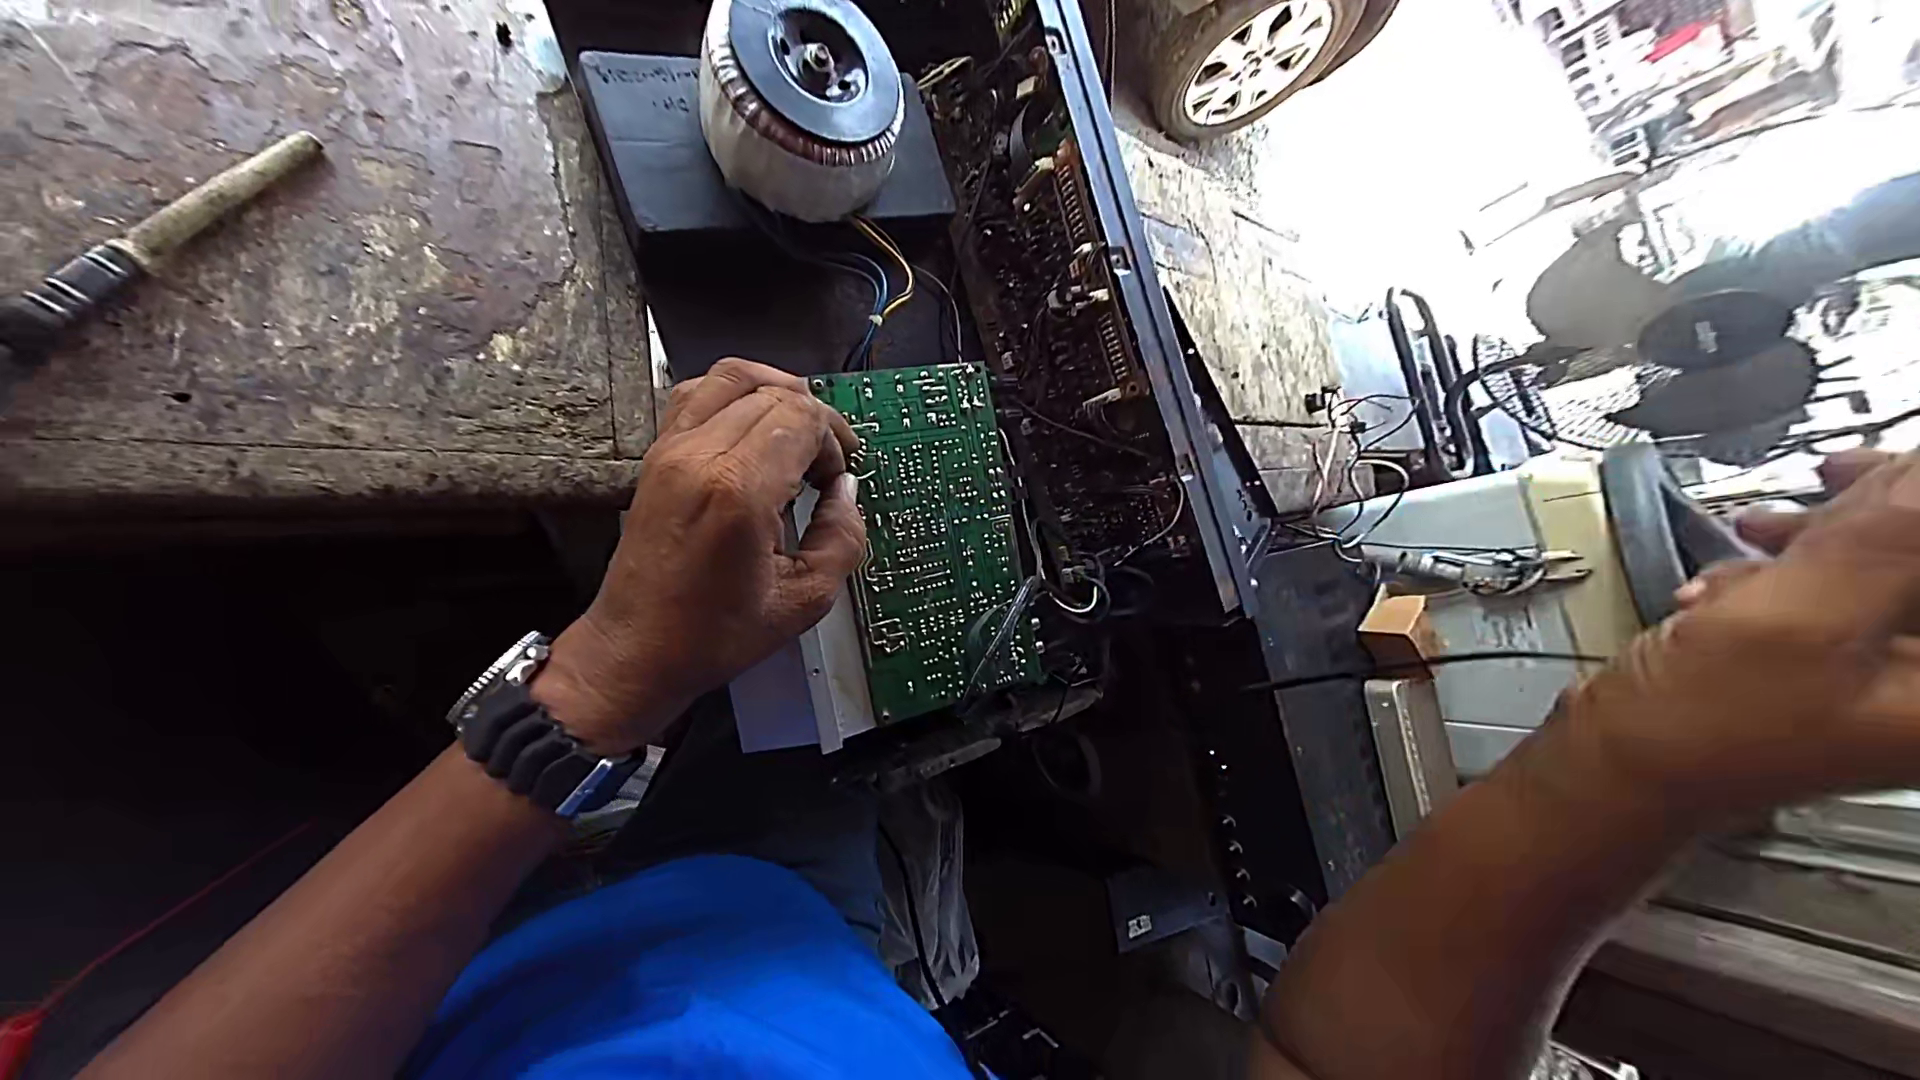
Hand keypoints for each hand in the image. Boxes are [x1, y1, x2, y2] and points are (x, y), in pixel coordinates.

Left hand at [529, 359, 865, 753]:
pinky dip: (738, 394)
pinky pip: (699, 391)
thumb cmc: (718, 633)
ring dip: (780, 394)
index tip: (836, 483)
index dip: (834, 442)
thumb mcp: (806, 599)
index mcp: (738, 490)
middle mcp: (700, 454)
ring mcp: (671, 448)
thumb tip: (846, 490)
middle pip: (776, 394)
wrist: (636, 649)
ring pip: (735, 376)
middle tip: (826, 468)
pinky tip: (757, 426)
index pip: (802, 418)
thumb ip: (843, 537)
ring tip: (800, 433)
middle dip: (816, 422)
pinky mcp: (657, 453)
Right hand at [1536, 449, 1919, 825]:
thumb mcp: (1781, 626)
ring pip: (1888, 574)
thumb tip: (1918, 472)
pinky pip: (1834, 596)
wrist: (1618, 761)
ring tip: (1756, 537)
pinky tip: (1731, 586)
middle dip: (1882, 517)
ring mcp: (1892, 677)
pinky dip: (1781, 576)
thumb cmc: (1696, 729)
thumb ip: (1871, 543)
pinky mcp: (1833, 665)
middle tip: (1831, 480)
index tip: (1882, 470)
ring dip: (1820, 543)